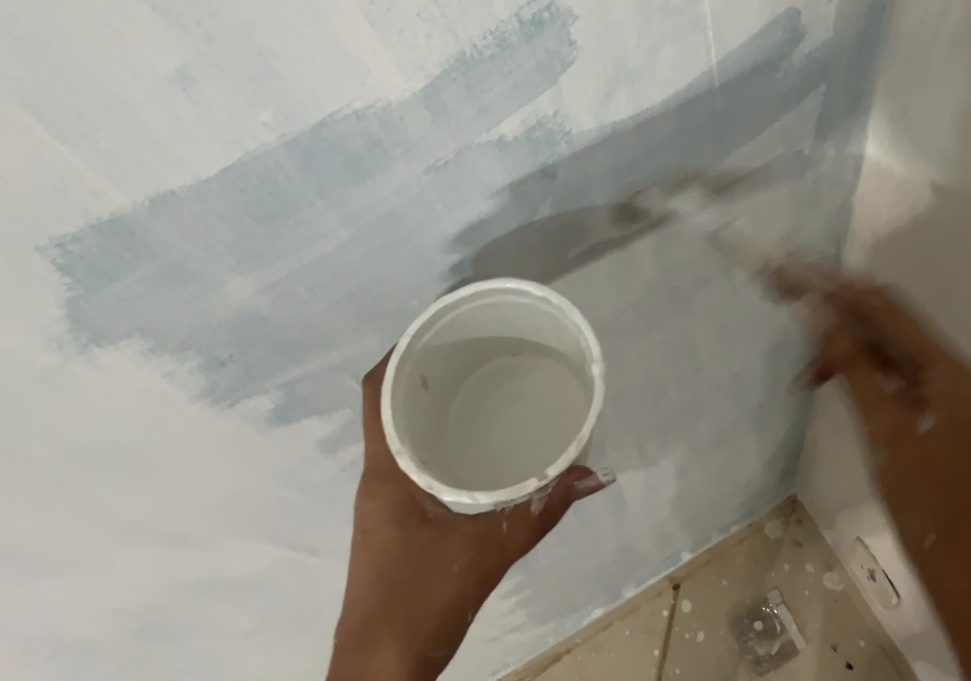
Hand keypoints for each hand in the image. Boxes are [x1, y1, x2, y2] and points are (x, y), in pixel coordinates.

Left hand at [327, 350, 613, 680]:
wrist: (379, 671)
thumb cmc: (422, 601)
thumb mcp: (489, 553)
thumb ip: (542, 510)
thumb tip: (595, 472)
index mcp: (386, 470)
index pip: (376, 389)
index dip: (399, 349)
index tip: (437, 325)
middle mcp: (375, 475)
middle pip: (386, 402)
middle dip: (422, 369)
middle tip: (470, 346)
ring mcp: (379, 499)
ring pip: (394, 430)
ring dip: (425, 403)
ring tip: (474, 380)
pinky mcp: (389, 519)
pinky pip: (405, 458)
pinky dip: (430, 438)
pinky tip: (468, 442)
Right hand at [770, 261, 970, 679]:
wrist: (956, 559)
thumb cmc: (922, 495)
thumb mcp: (882, 426)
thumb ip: (851, 363)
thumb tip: (816, 311)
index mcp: (944, 367)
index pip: (883, 306)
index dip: (835, 285)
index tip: (792, 270)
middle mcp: (943, 367)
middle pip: (881, 317)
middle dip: (832, 302)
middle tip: (783, 290)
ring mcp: (933, 387)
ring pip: (877, 344)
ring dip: (837, 340)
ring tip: (797, 355)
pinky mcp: (921, 407)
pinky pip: (880, 370)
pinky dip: (848, 367)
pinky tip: (817, 378)